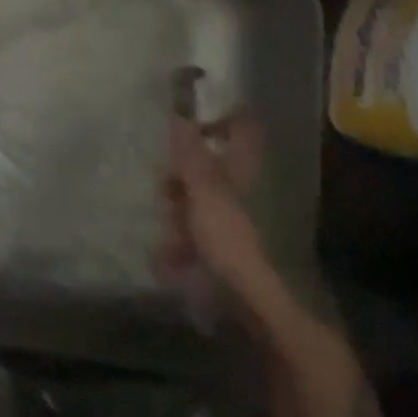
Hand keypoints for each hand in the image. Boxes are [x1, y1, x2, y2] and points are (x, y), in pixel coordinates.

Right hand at [157, 111, 275, 302]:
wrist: (249, 304)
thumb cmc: (231, 242)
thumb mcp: (205, 193)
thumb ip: (190, 155)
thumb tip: (179, 113)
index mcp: (241, 171)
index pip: (239, 128)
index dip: (216, 117)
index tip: (183, 122)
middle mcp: (236, 189)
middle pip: (202, 164)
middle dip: (177, 176)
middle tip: (168, 191)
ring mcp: (225, 218)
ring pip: (188, 198)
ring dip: (173, 212)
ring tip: (171, 234)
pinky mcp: (213, 245)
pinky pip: (185, 230)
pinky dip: (175, 239)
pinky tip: (172, 257)